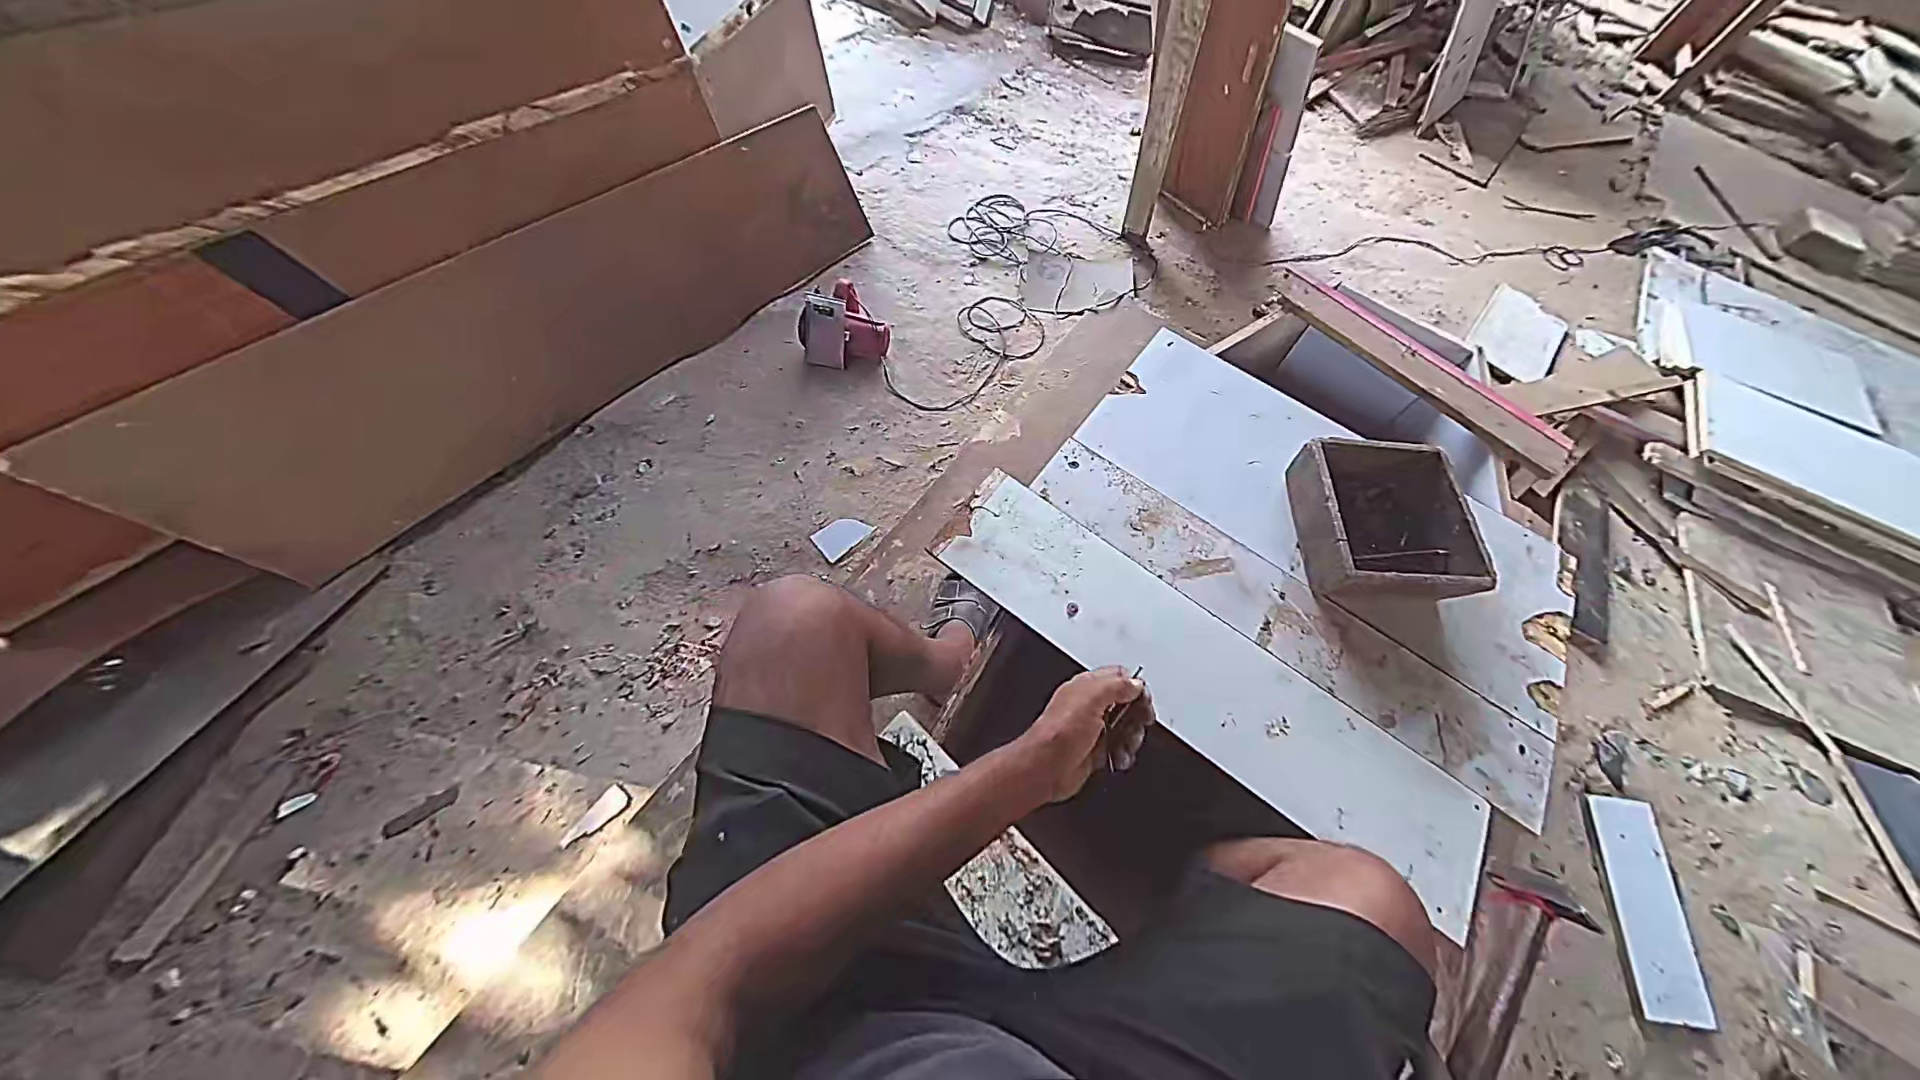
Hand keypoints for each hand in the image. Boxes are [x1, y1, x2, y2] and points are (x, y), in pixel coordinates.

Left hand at [1015, 667, 1154, 803]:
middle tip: (1136, 725)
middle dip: (1137, 716)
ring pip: (1125, 728)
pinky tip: (1117, 757)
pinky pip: (1119, 748)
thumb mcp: (1091, 699)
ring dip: (1131, 738)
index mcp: (1086, 686)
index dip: (1135, 687)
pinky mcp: (1095, 749)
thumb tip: (1136, 684)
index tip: (1144, 702)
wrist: (1045, 767)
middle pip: (1126, 704)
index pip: (1118, 677)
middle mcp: (1089, 705)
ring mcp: (1092, 728)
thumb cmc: (1058, 733)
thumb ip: (1116, 686)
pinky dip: (1123, 754)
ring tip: (1125, 745)